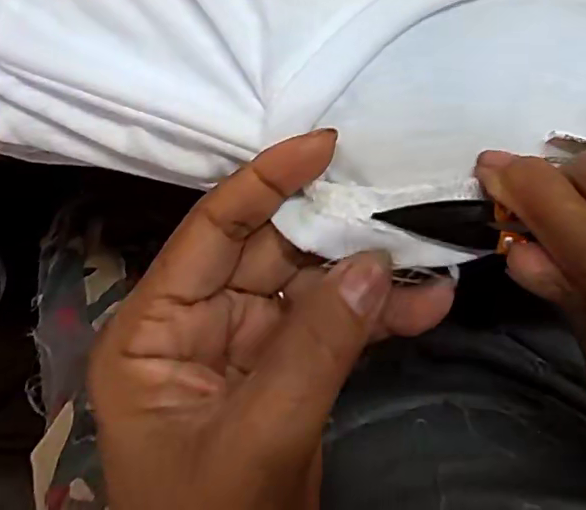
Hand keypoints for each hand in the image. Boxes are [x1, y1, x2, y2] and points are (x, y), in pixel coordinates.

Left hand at [89, 130, 455, 509]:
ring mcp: (247, 342)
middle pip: (273, 247)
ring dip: (370, 272)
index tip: (325, 145)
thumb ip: (314, 347)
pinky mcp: (288, 368)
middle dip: (336, 226)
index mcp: (157, 326)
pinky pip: (335, 325)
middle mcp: (199, 319)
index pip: (213, 228)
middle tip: (391, 196)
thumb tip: (374, 261)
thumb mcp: (255, 440)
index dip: (267, 179)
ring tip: (426, 252)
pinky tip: (428, 304)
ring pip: (312, 282)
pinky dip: (379, 315)